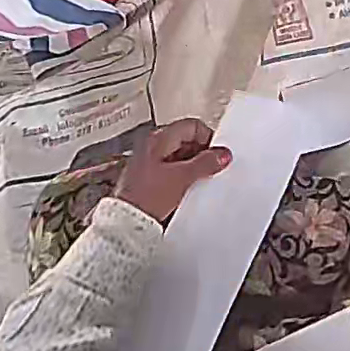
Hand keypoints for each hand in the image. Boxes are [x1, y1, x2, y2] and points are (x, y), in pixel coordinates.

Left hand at [114, 119, 232, 222]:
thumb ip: (206, 163)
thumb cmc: (146, 197)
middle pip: (187, 140)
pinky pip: (173, 171)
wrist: (128, 224)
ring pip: (181, 156)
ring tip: (198, 181)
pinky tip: (187, 190)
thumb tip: (222, 155)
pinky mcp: (150, 179)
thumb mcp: (183, 177)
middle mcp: (152, 147)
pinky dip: (183, 177)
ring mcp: (149, 163)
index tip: (217, 154)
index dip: (209, 138)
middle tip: (211, 167)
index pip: (192, 126)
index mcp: (159, 139)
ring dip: (193, 167)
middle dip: (202, 154)